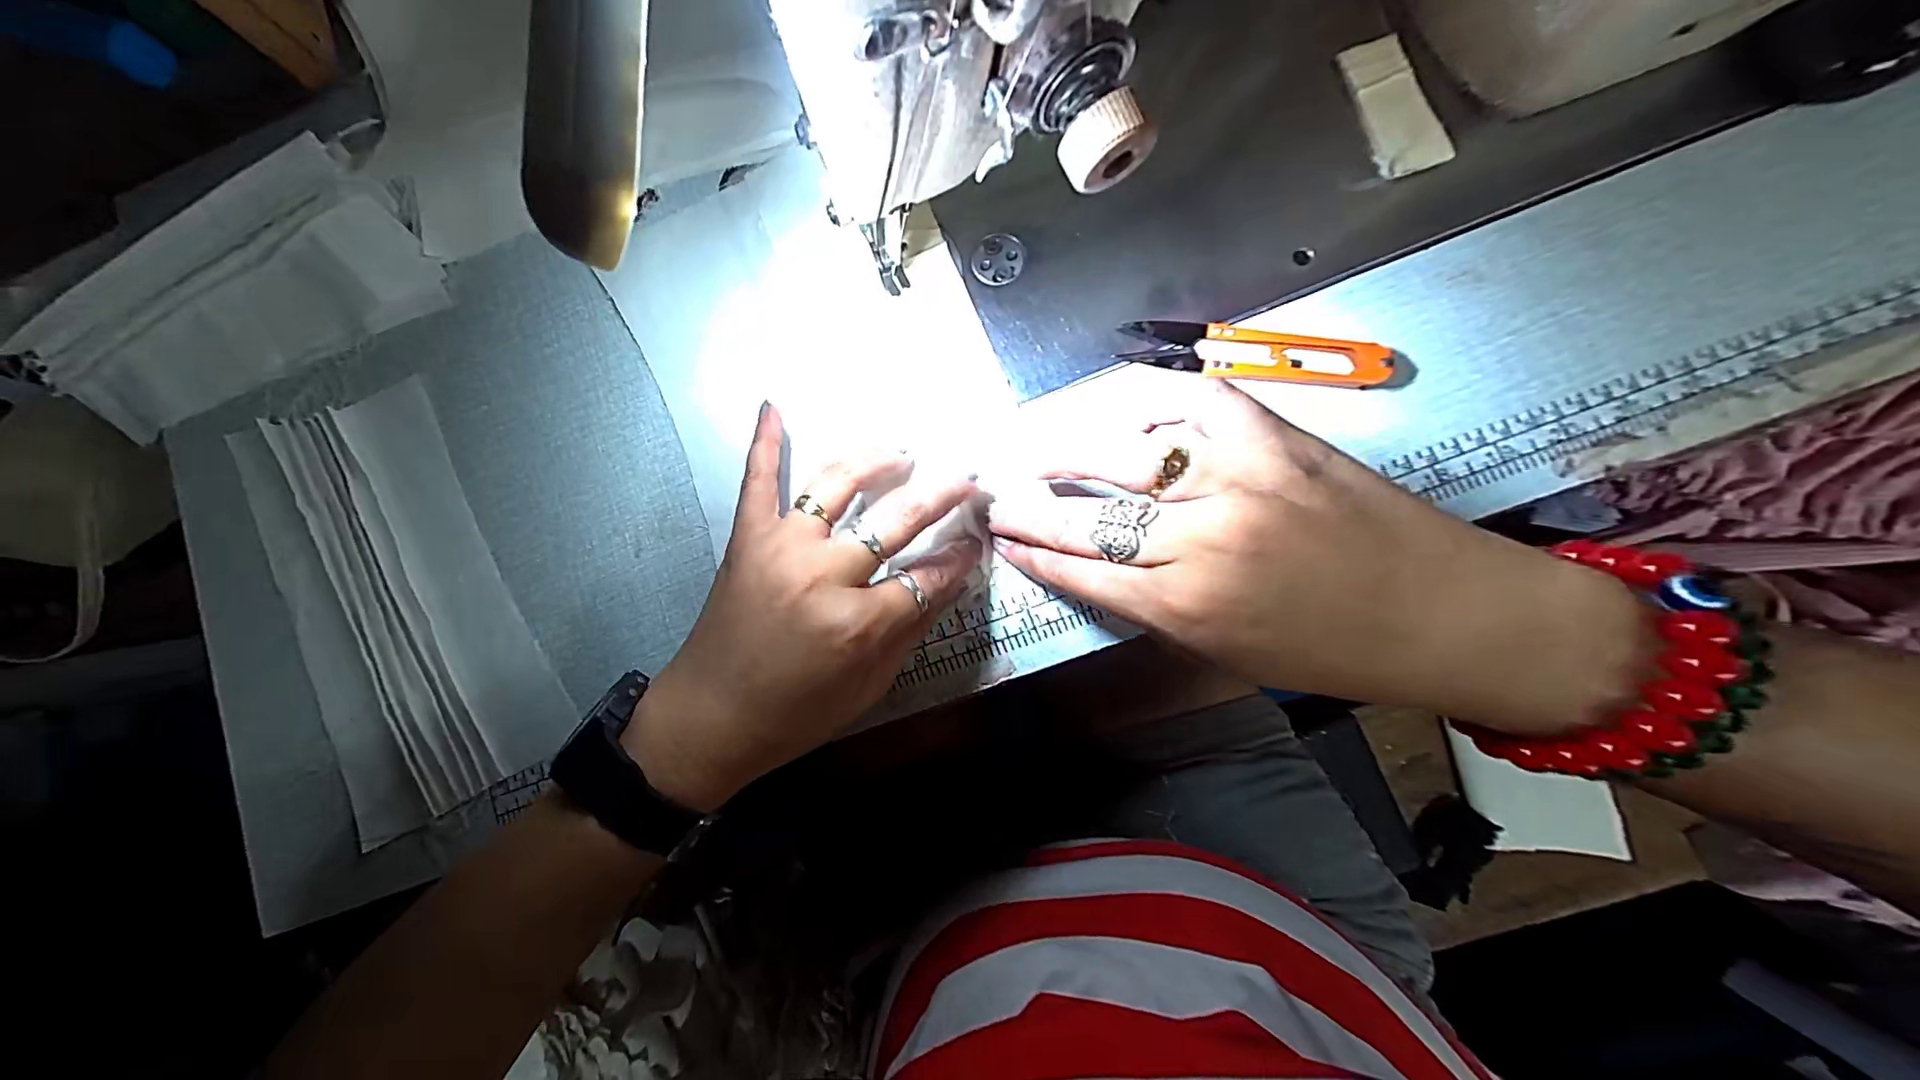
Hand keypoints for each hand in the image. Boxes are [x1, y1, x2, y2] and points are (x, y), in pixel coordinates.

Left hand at [623, 404, 980, 810]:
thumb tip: (948, 579)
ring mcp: (780, 548)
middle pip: (896, 520)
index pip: (928, 576)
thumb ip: (911, 628)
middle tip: (966, 479)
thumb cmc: (797, 713)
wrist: (711, 718)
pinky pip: (758, 481)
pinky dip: (764, 443)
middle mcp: (822, 574)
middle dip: (942, 496)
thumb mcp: (870, 685)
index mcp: (858, 623)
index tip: (977, 541)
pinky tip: (772, 407)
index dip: (959, 558)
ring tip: (901, 453)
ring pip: (836, 484)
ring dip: (876, 461)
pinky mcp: (746, 539)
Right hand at [989, 376, 1656, 736]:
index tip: (1004, 539)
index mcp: (1184, 608)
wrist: (1450, 615)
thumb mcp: (1229, 651)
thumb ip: (1160, 606)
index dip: (1033, 553)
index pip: (1080, 570)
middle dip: (1031, 507)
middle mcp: (1198, 542)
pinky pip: (1194, 404)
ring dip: (1069, 453)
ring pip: (1124, 456)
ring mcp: (1236, 481)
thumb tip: (1105, 566)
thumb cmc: (1335, 653)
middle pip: (1086, 517)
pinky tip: (1126, 409)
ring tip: (1037, 449)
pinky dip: (1153, 402)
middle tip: (998, 495)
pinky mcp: (1275, 440)